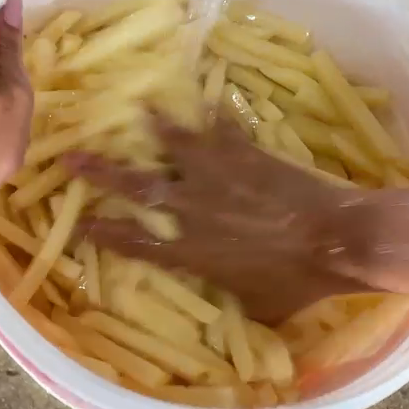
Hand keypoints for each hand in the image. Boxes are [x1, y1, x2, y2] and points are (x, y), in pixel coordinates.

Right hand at [66, 119, 392, 321]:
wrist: (337, 241)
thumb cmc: (298, 283)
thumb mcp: (259, 309)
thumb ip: (233, 302)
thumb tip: (228, 310)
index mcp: (190, 250)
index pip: (133, 242)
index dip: (102, 233)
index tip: (77, 223)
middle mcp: (192, 208)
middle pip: (136, 187)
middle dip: (101, 172)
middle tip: (71, 156)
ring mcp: (216, 176)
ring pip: (174, 145)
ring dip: (155, 127)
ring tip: (136, 107)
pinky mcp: (244, 155)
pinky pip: (223, 129)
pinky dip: (215, 115)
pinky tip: (206, 97)